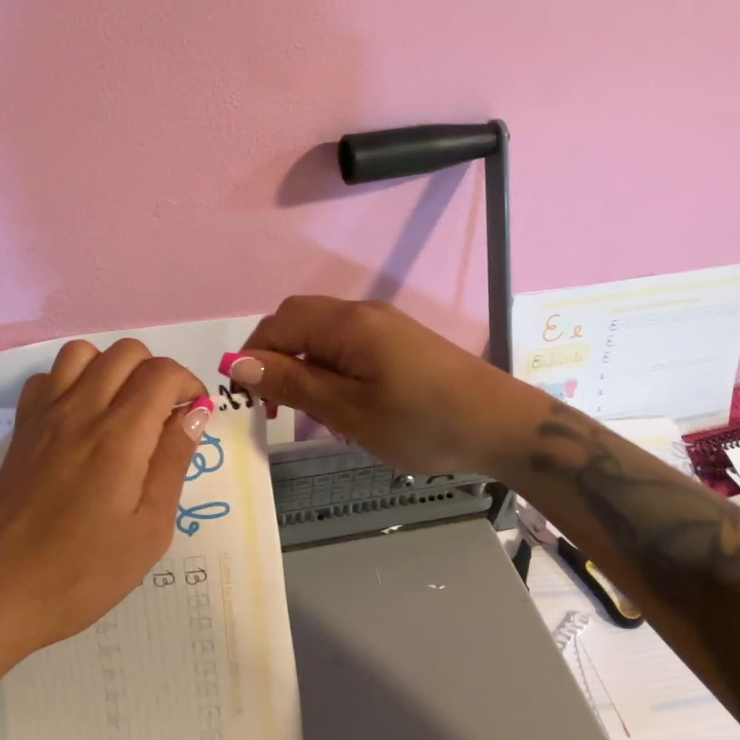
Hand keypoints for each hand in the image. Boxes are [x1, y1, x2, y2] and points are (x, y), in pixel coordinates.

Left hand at [0, 339, 212, 654]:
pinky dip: (72, 382)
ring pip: (83, 352)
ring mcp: (43, 418)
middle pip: (126, 351)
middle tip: (165, 418)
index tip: (194, 418)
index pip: (162, 372)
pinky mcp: (19, 433)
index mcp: (119, 436)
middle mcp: (80, 411)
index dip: (189, 384)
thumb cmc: (82, 573)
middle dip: (157, 373)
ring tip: (124, 412)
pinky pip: (47, 378)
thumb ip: (173, 463)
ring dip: (113, 369)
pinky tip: (81, 422)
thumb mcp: (148, 531)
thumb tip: (196, 411)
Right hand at [228, 296, 533, 475]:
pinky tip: (344, 405)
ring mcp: (385, 326)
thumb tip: (238, 364)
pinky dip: (331, 368)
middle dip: (277, 359)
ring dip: (305, 366)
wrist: (501, 425)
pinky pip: (348, 344)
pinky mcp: (401, 341)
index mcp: (347, 324)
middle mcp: (363, 313)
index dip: (253, 359)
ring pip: (323, 335)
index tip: (253, 404)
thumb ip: (293, 384)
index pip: (277, 324)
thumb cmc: (421, 423)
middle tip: (280, 409)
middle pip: (298, 321)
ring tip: (315, 413)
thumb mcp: (349, 411)